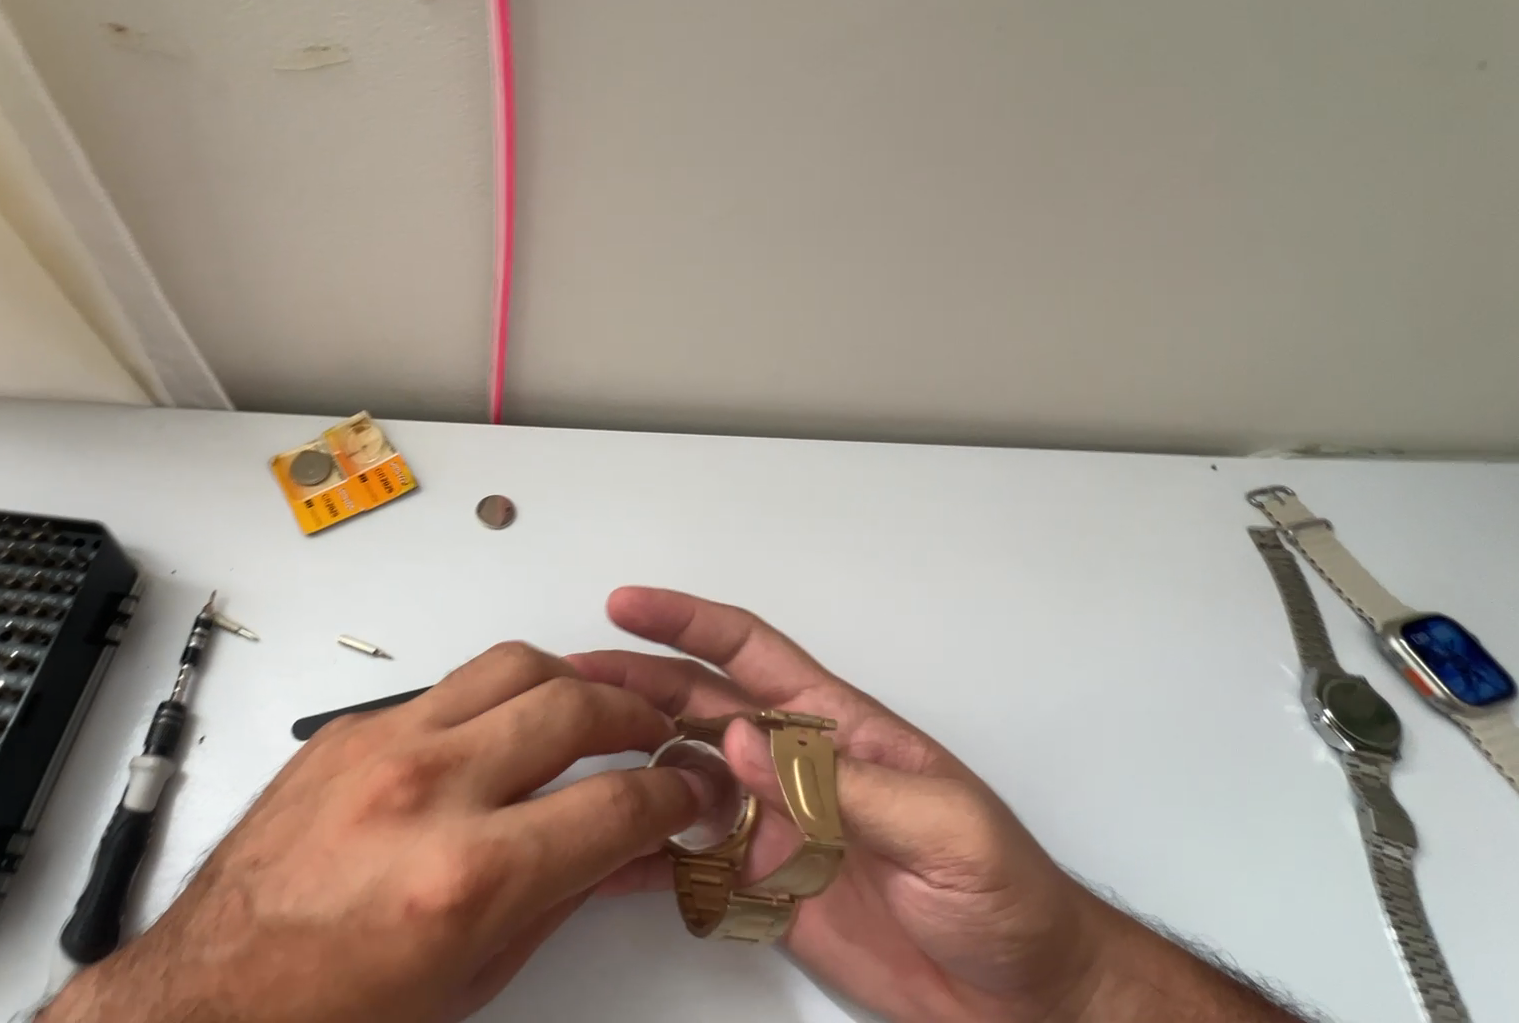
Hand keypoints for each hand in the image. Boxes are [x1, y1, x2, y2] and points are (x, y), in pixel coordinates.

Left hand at [43, 642, 710, 1022]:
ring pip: (512, 665)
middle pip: (572, 706)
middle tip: (654, 733)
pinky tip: (504, 728)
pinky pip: (449, 685)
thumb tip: (632, 847)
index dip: (671, 796)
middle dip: (635, 715)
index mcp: (465, 878)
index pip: (613, 806)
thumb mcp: (474, 975)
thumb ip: (564, 895)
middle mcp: (426, 792)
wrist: (208, 995)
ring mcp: (382, 745)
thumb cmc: (337, 1011)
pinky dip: (497, 696)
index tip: (687, 792)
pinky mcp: (351, 726)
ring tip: (591, 709)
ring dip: (570, 680)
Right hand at [575, 588, 1301, 1022]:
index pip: (745, 651)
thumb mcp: (940, 826)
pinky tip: (602, 844)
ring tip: (566, 748)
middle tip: (568, 677)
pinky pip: (688, 853)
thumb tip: (738, 738)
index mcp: (831, 727)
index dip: (684, 620)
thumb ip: (838, 782)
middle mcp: (789, 763)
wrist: (1021, 997)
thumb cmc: (1003, 896)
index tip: (626, 603)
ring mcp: (771, 821)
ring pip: (679, 770)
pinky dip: (641, 845)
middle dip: (631, 681)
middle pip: (693, 703)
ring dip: (624, 754)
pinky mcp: (763, 881)